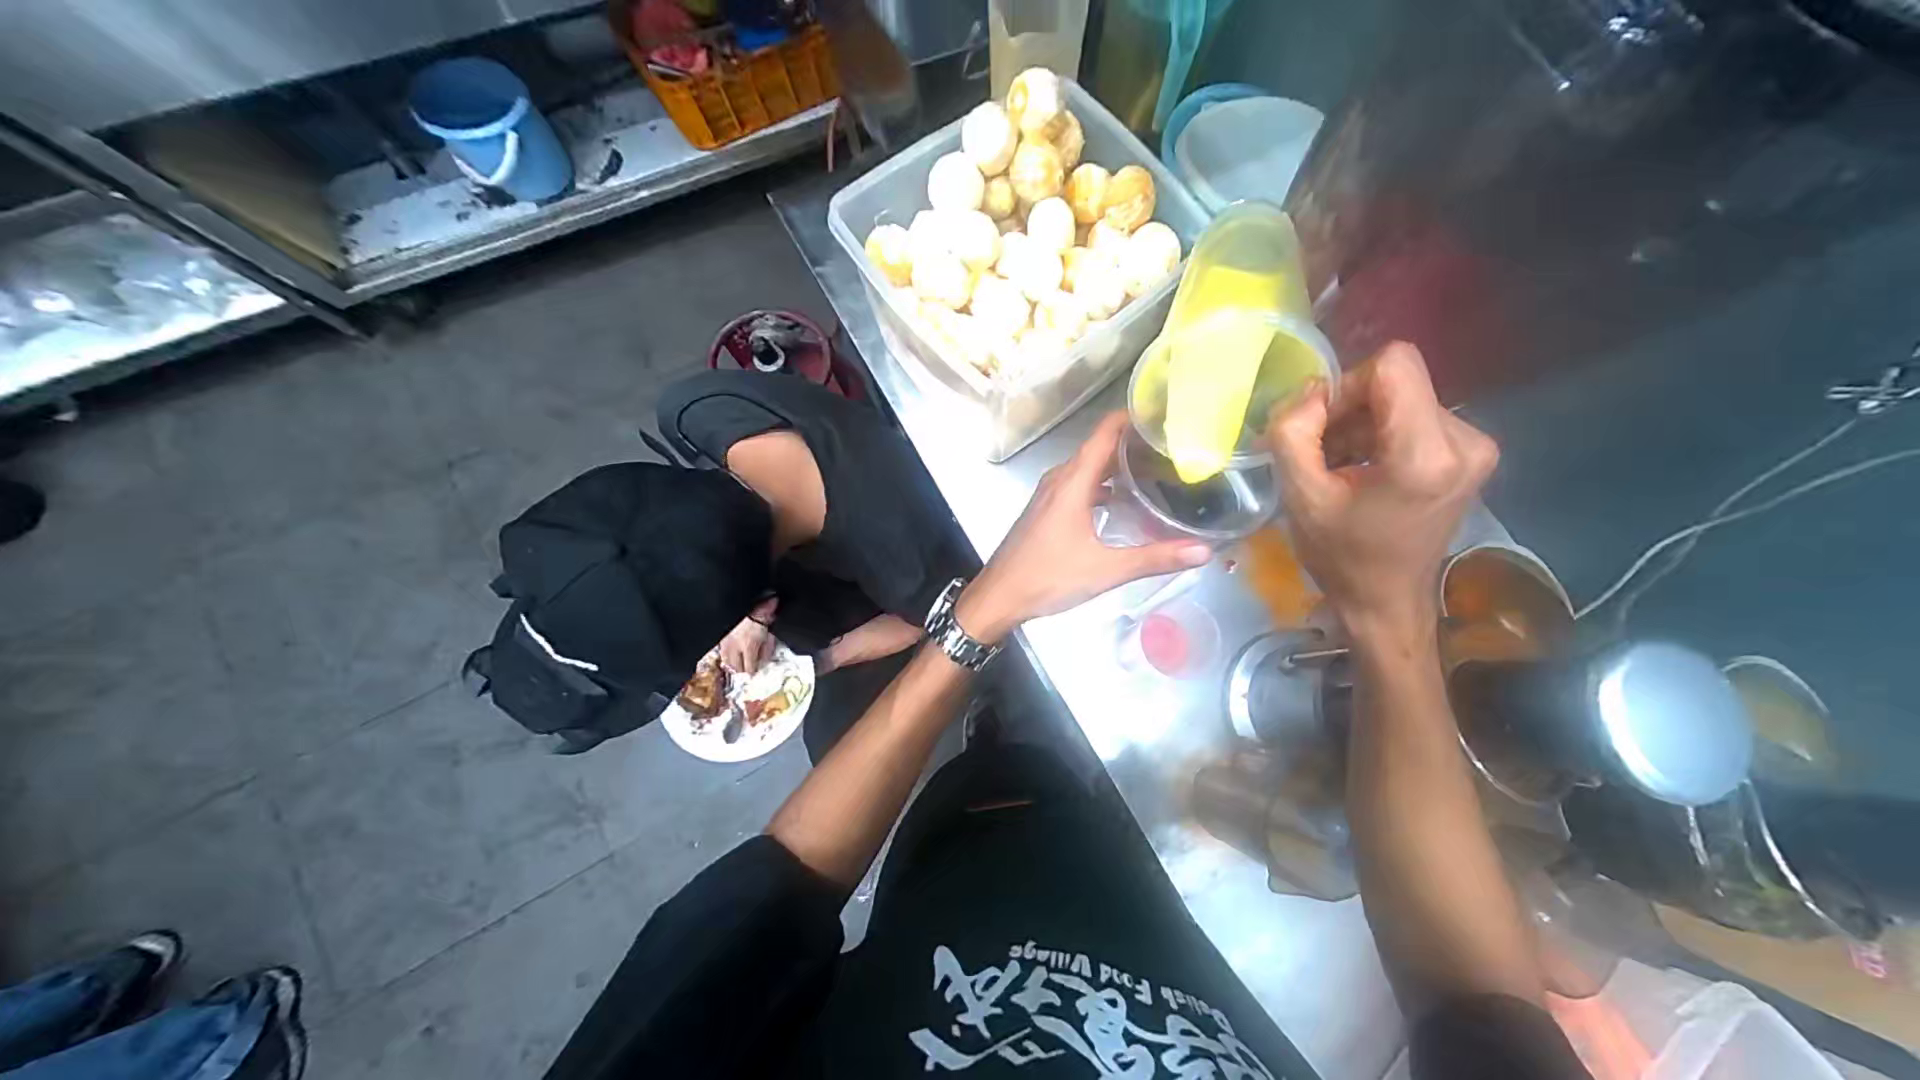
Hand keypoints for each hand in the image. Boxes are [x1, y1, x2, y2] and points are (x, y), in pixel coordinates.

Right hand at [717, 601, 776, 673]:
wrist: (751, 602)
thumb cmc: (762, 616)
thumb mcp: (769, 635)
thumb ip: (766, 650)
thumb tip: (763, 661)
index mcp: (748, 647)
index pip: (749, 668)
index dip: (752, 671)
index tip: (754, 671)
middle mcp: (734, 647)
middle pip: (735, 667)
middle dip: (742, 669)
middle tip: (746, 668)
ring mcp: (726, 641)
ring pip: (726, 661)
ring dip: (732, 663)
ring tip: (737, 663)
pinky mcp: (720, 637)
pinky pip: (721, 651)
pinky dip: (726, 654)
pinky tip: (730, 654)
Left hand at [955, 412, 1212, 643]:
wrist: (999, 596)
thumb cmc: (1048, 577)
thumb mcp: (1105, 570)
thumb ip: (1154, 559)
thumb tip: (1203, 551)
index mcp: (1073, 481)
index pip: (1105, 432)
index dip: (1134, 416)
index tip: (1168, 413)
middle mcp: (1060, 479)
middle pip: (1101, 448)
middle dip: (1136, 444)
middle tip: (1176, 448)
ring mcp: (1051, 494)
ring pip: (1089, 467)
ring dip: (1120, 466)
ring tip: (1158, 471)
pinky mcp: (1047, 509)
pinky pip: (1080, 484)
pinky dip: (1104, 485)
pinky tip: (1124, 501)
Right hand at [1267, 342, 1497, 646]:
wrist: (1386, 602)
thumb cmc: (1340, 556)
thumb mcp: (1299, 496)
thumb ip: (1293, 432)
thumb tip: (1311, 391)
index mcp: (1426, 454)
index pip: (1393, 365)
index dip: (1346, 388)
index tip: (1321, 431)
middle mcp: (1466, 440)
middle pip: (1396, 383)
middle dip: (1349, 411)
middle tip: (1320, 456)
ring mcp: (1475, 447)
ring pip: (1402, 398)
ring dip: (1360, 425)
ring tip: (1337, 468)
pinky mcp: (1470, 453)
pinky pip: (1414, 416)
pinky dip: (1378, 436)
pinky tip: (1360, 470)